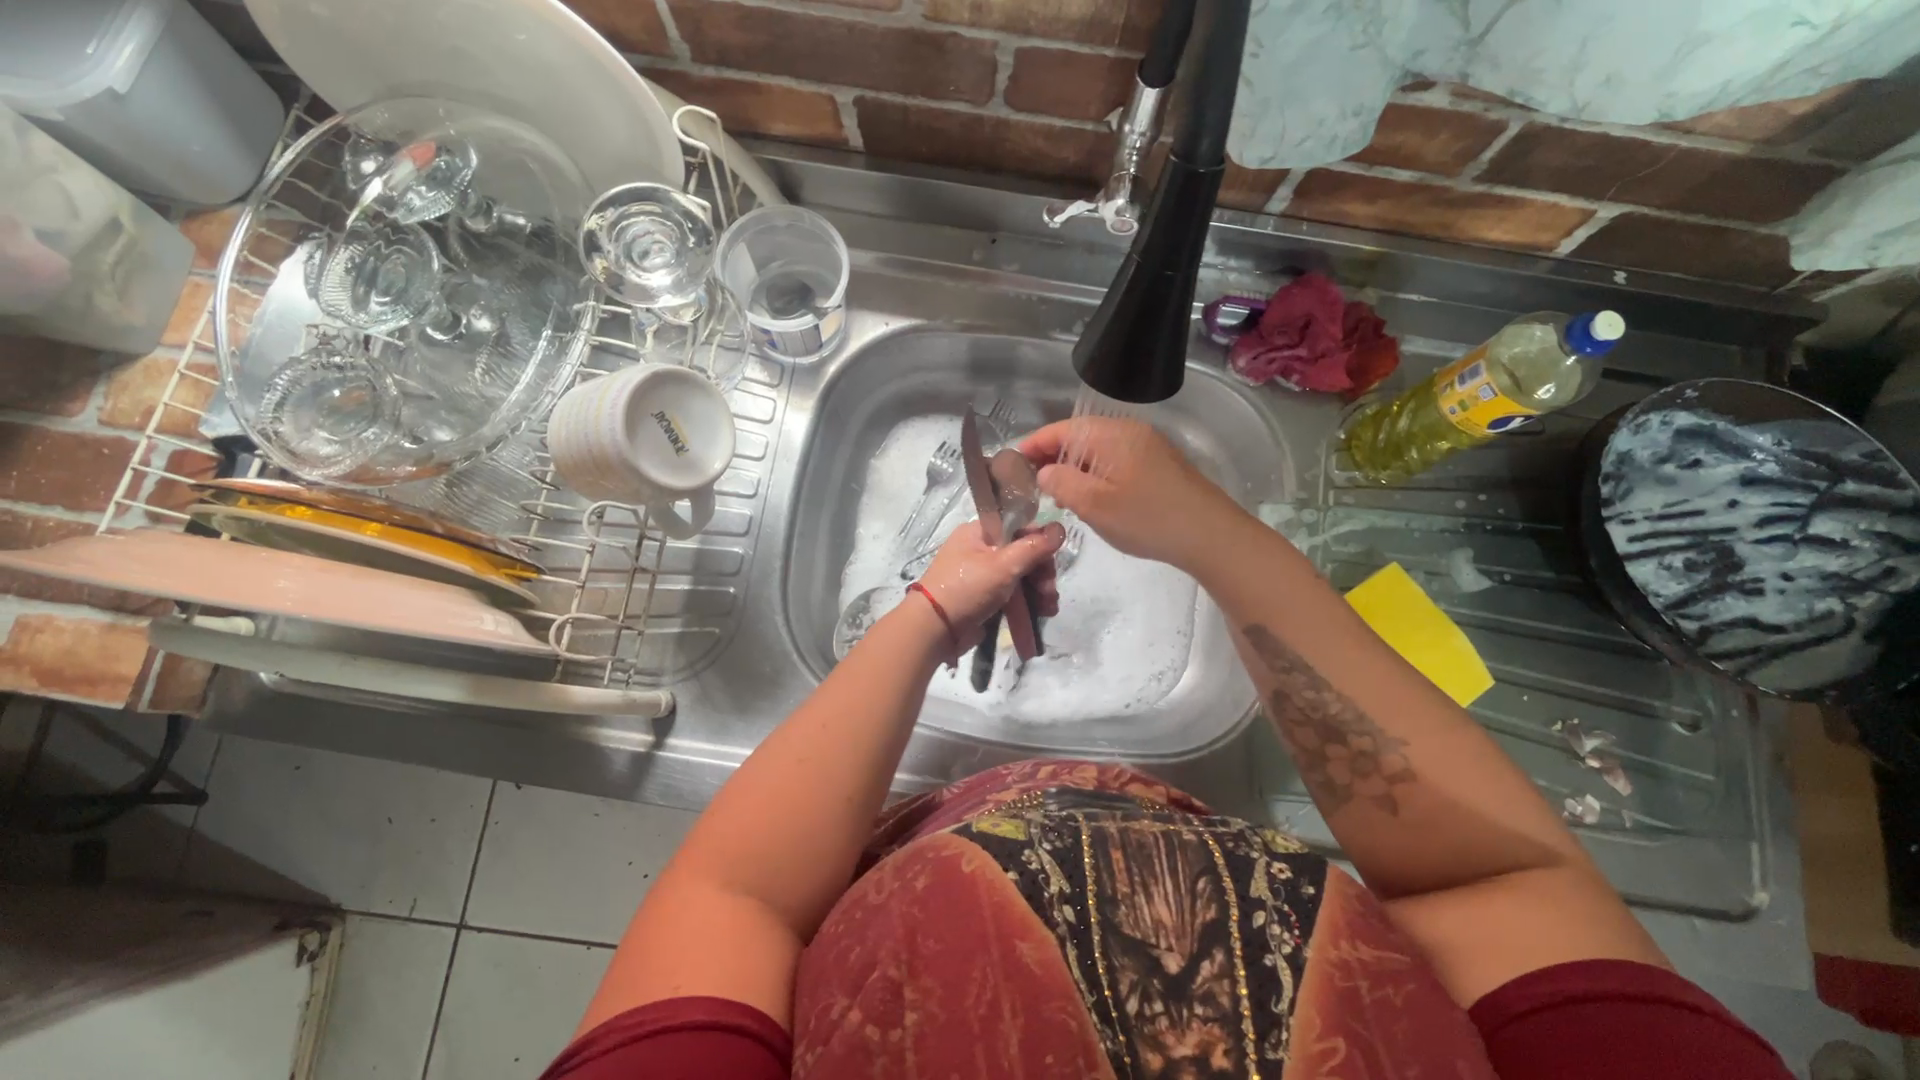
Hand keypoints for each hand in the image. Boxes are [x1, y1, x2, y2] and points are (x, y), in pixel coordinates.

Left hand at [914, 520, 1063, 653]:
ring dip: (1038, 593)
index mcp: (980, 532)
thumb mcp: (1003, 565)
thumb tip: (1061, 528)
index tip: (1052, 563)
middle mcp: (981, 550)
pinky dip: (1026, 604)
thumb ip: (1033, 547)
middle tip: (1050, 593)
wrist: (934, 629)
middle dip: (1042, 575)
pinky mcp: (984, 598)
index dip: (1040, 545)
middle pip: (1023, 555)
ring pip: (1020, 578)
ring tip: (1049, 610)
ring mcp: (982, 575)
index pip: (1019, 528)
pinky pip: (1011, 596)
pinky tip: (1041, 616)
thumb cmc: (967, 588)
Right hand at [1021, 416, 1244, 569]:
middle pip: (1079, 437)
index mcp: (1111, 434)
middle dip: (1052, 457)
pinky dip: (1096, 474)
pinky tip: (1092, 498)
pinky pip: (1116, 461)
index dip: (1033, 445)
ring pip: (1098, 451)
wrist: (1210, 534)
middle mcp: (1129, 431)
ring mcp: (1147, 446)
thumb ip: (1062, 483)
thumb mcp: (1095, 505)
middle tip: (1030, 483)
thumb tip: (1044, 471)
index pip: (1060, 430)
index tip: (1011, 465)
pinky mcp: (1159, 464)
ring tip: (1056, 494)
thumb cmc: (1148, 518)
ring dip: (1075, 468)